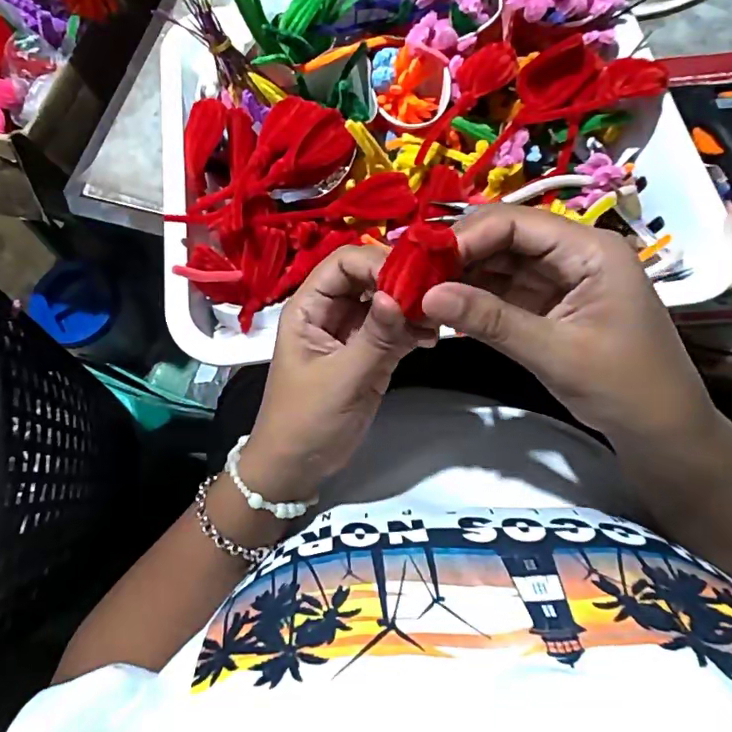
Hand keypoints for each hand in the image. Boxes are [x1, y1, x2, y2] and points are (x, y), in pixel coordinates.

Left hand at [244, 245, 431, 494]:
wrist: (295, 468)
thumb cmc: (307, 421)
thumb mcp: (342, 379)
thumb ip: (375, 337)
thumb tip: (399, 295)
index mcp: (309, 307)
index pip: (343, 262)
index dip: (376, 263)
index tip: (412, 279)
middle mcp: (329, 311)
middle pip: (368, 276)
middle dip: (400, 281)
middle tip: (435, 296)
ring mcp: (350, 332)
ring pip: (384, 301)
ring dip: (411, 306)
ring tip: (434, 323)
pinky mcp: (368, 353)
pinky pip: (393, 328)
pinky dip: (413, 329)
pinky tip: (430, 339)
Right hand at [421, 206, 711, 444]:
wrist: (662, 431)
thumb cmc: (624, 387)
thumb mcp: (555, 352)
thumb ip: (491, 320)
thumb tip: (427, 296)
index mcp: (589, 248)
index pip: (516, 223)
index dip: (466, 236)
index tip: (420, 261)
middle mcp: (573, 253)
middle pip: (504, 238)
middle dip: (457, 255)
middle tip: (409, 277)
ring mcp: (560, 278)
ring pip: (499, 263)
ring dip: (461, 276)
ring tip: (416, 291)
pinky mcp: (549, 303)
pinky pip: (504, 290)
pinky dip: (474, 298)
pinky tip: (442, 307)